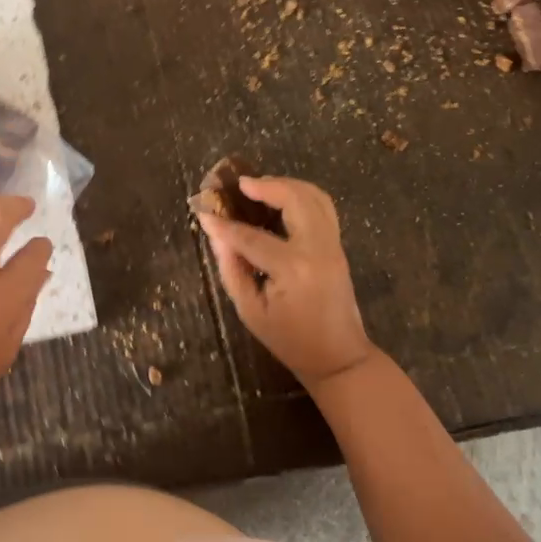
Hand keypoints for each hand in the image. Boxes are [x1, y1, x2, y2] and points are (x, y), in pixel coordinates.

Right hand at [197, 177, 377, 388]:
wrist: (338, 357)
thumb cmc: (290, 340)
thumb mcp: (250, 311)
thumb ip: (232, 270)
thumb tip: (216, 234)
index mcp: (293, 269)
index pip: (251, 237)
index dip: (224, 226)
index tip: (202, 213)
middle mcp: (317, 249)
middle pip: (294, 199)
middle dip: (265, 186)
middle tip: (241, 185)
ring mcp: (332, 245)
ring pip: (314, 196)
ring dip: (286, 185)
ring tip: (260, 186)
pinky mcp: (338, 246)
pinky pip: (323, 207)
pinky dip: (302, 195)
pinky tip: (281, 199)